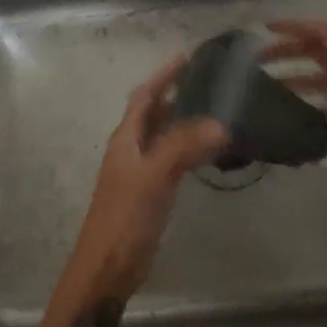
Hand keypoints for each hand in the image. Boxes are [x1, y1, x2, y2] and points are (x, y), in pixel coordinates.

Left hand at [68, 58, 227, 298]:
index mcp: (125, 140)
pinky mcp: (149, 195)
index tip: (188, 56)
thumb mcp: (153, 178)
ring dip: (185, 123)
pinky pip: (171, 161)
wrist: (106, 269)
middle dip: (177, 95)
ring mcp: (138, 174)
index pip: (144, 97)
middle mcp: (130, 151)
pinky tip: (208, 154)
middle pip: (153, 114)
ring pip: (163, 138)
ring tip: (218, 111)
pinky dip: (189, 150)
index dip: (163, 75)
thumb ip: (183, 148)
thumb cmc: (124, 219)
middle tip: (212, 83)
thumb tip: (221, 124)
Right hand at [266, 20, 326, 199]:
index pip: (325, 33)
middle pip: (319, 54)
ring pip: (321, 79)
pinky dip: (311, 105)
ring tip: (267, 90)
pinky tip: (294, 115)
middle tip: (257, 63)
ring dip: (295, 78)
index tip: (265, 29)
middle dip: (289, 51)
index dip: (297, 26)